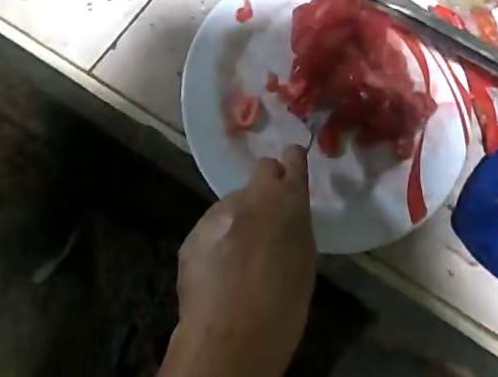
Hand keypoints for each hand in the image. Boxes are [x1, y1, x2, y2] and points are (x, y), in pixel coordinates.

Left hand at [163, 146, 315, 376]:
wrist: (228, 338)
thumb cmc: (282, 305)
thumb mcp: (303, 259)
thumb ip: (294, 225)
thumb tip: (286, 216)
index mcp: (287, 199)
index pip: (293, 158)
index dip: (292, 162)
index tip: (292, 167)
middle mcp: (252, 194)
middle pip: (261, 172)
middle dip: (266, 188)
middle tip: (267, 219)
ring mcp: (219, 211)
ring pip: (233, 204)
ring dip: (239, 220)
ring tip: (239, 259)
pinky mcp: (194, 233)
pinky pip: (212, 229)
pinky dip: (217, 242)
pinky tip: (218, 273)